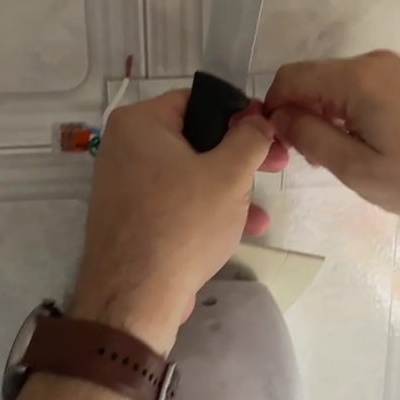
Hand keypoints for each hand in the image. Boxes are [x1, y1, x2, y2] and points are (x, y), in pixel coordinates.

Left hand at [70, 91, 288, 353]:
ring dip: (228, 190)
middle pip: (194, 139)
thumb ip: (250, 138)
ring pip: (188, 175)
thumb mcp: (229, 174)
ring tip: (260, 213)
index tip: (269, 133)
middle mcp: (124, 147)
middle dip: (239, 158)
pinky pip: (175, 203)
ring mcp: (123, 186)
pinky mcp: (130, 220)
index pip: (197, 101)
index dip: (239, 114)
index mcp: (140, 123)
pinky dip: (205, 211)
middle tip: (275, 166)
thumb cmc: (183, 223)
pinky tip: (240, 232)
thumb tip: (258, 120)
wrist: (135, 298)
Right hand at [264, 51, 399, 218]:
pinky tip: (367, 143)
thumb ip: (311, 137)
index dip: (272, 107)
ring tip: (340, 156)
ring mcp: (397, 68)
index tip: (276, 143)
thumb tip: (279, 117)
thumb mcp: (358, 168)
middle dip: (300, 113)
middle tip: (309, 158)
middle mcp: (373, 62)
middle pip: (314, 78)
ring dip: (326, 114)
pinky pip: (365, 87)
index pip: (290, 78)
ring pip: (339, 83)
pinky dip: (351, 110)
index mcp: (355, 79)